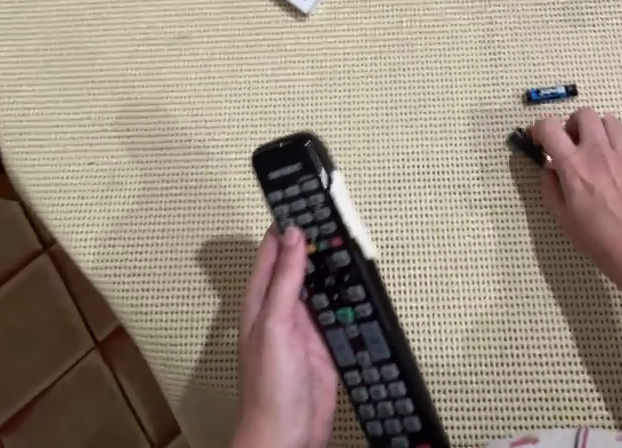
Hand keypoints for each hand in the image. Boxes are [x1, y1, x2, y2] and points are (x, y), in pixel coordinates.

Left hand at [232, 227, 338, 447]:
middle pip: (301, 261)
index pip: (273, 247)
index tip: (304, 198)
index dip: (287, 222)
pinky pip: (339, 309)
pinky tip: (359, 283)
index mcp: (262, 298)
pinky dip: (349, 295)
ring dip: (335, 266)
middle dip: (316, 239)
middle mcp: (283, 307)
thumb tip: (294, 236)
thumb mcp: (275, 325)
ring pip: (322, 283)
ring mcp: (305, 324)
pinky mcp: (326, 341)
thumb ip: (285, 280)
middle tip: (336, 213)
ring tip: (351, 239)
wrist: (288, 437)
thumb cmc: (267, 390)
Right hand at [530, 107, 621, 288]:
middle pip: (581, 113)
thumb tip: (550, 168)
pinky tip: (613, 163)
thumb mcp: (565, 221)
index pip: (549, 127)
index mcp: (574, 167)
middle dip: (570, 125)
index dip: (538, 129)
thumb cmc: (603, 244)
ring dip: (595, 128)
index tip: (537, 141)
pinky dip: (613, 141)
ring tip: (593, 150)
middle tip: (569, 146)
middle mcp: (598, 152)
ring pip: (606, 119)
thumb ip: (551, 188)